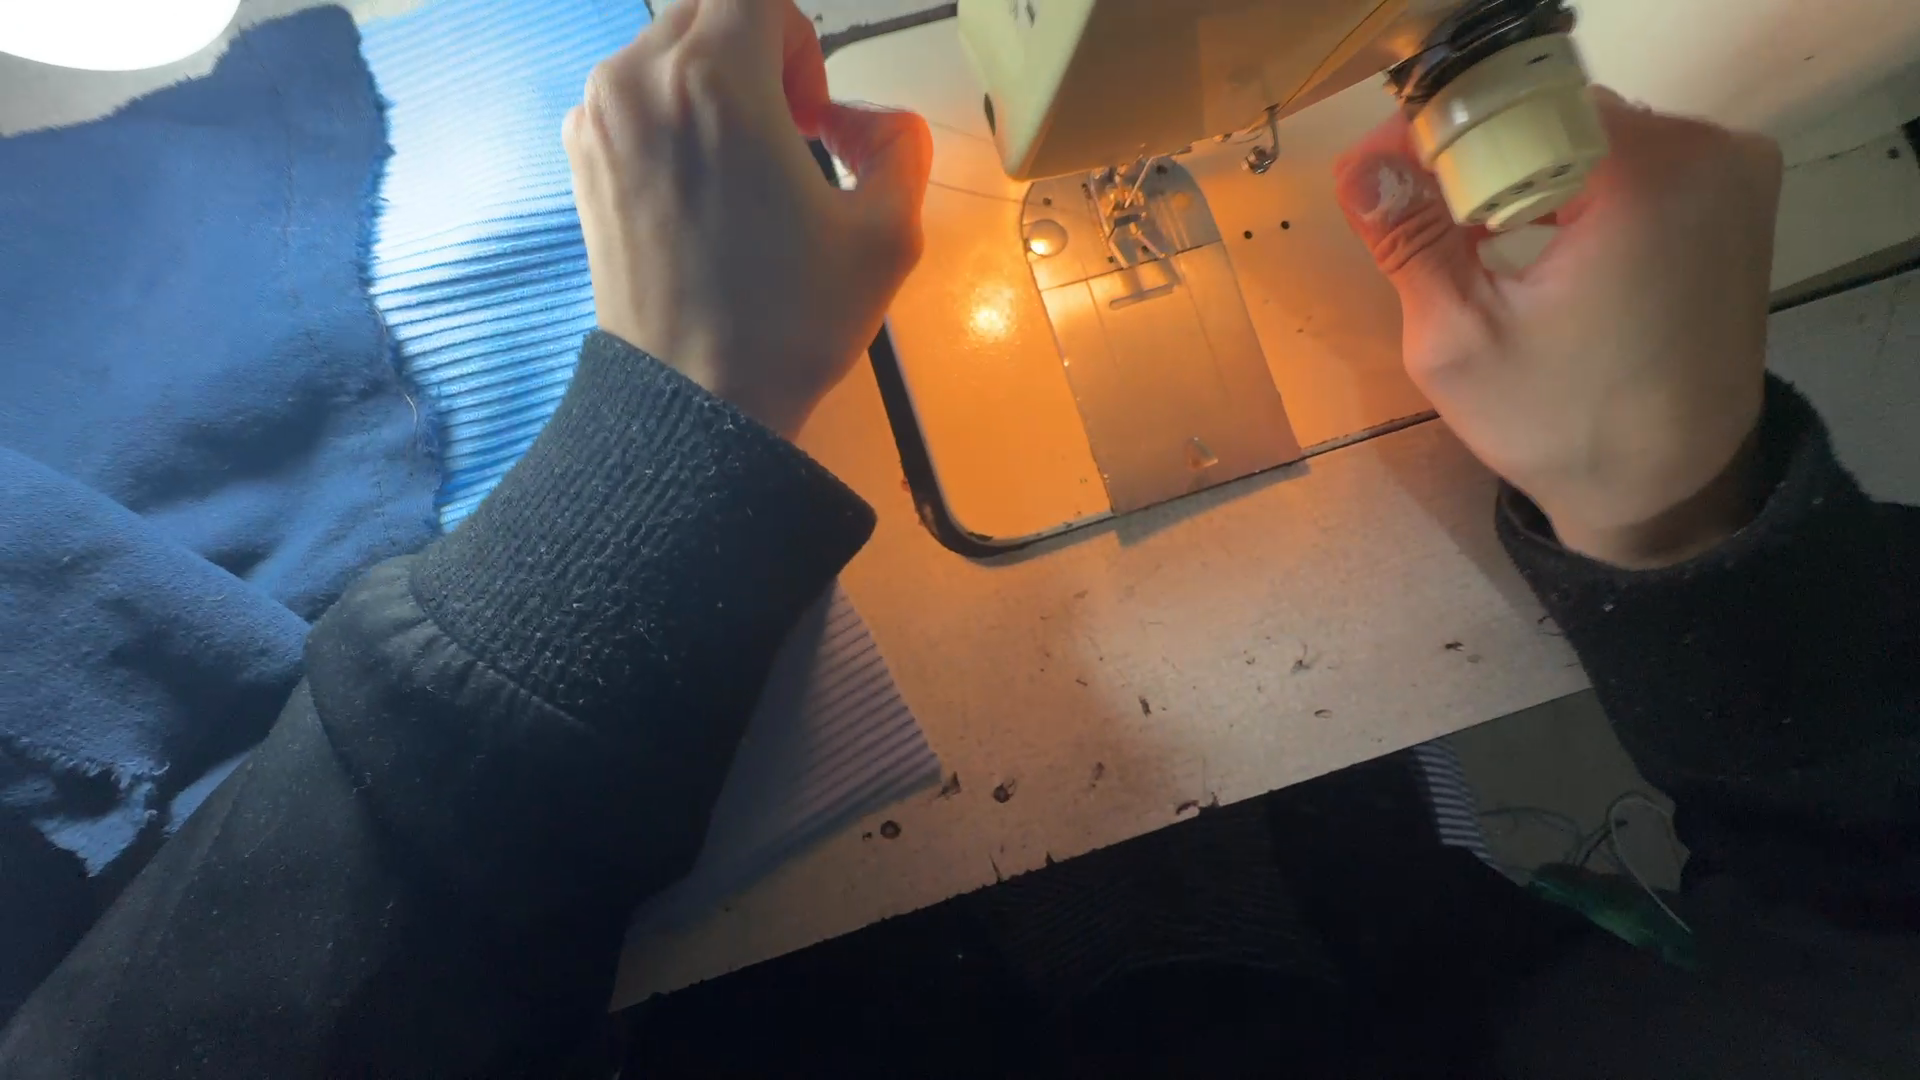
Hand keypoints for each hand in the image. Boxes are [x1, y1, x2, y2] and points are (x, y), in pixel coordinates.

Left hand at [564, 0, 932, 437]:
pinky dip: (671, 120)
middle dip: (758, 59)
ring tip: (741, 176)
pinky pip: (630, 98)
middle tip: (786, 144)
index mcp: (715, 81)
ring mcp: (596, 118)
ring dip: (713, 89)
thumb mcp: (890, 238)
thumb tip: (871, 120)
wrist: (699, 401)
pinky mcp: (578, 161)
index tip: (815, 120)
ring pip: (664, 52)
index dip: (803, 45)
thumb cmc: (795, 322)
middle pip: (708, 11)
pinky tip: (697, 197)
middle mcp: (638, 76)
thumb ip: (903, 147)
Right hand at [1334, 91, 1782, 567]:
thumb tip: (1358, 170)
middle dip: (1464, 157)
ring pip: (1584, 139)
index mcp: (1645, 177)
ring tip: (1444, 235)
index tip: (1370, 175)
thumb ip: (1409, 242)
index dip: (1430, 134)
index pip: (1514, 106)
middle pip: (1552, 115)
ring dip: (1505, 176)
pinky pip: (1622, 167)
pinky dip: (1555, 191)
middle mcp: (1708, 150)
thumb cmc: (1551, 420)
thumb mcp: (1457, 336)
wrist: (1662, 480)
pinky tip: (1510, 240)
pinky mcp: (1727, 203)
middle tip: (1396, 211)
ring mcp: (1729, 174)